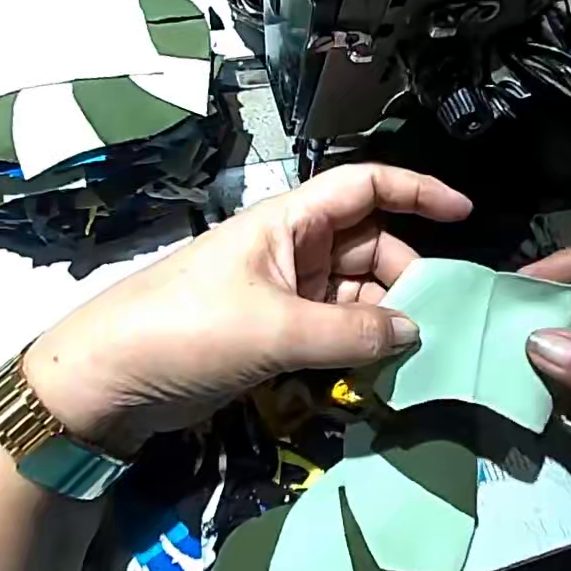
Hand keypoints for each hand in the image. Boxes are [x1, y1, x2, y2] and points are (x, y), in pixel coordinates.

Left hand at [23, 165, 471, 454]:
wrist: (106, 383)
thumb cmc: (185, 330)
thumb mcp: (273, 328)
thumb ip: (350, 333)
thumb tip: (414, 333)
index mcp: (291, 221)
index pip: (366, 188)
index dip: (417, 191)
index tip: (463, 213)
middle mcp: (297, 248)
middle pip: (372, 247)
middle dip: (408, 276)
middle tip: (438, 319)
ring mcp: (291, 290)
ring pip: (359, 293)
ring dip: (387, 318)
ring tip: (417, 353)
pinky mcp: (283, 329)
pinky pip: (340, 327)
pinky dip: (363, 345)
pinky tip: (383, 370)